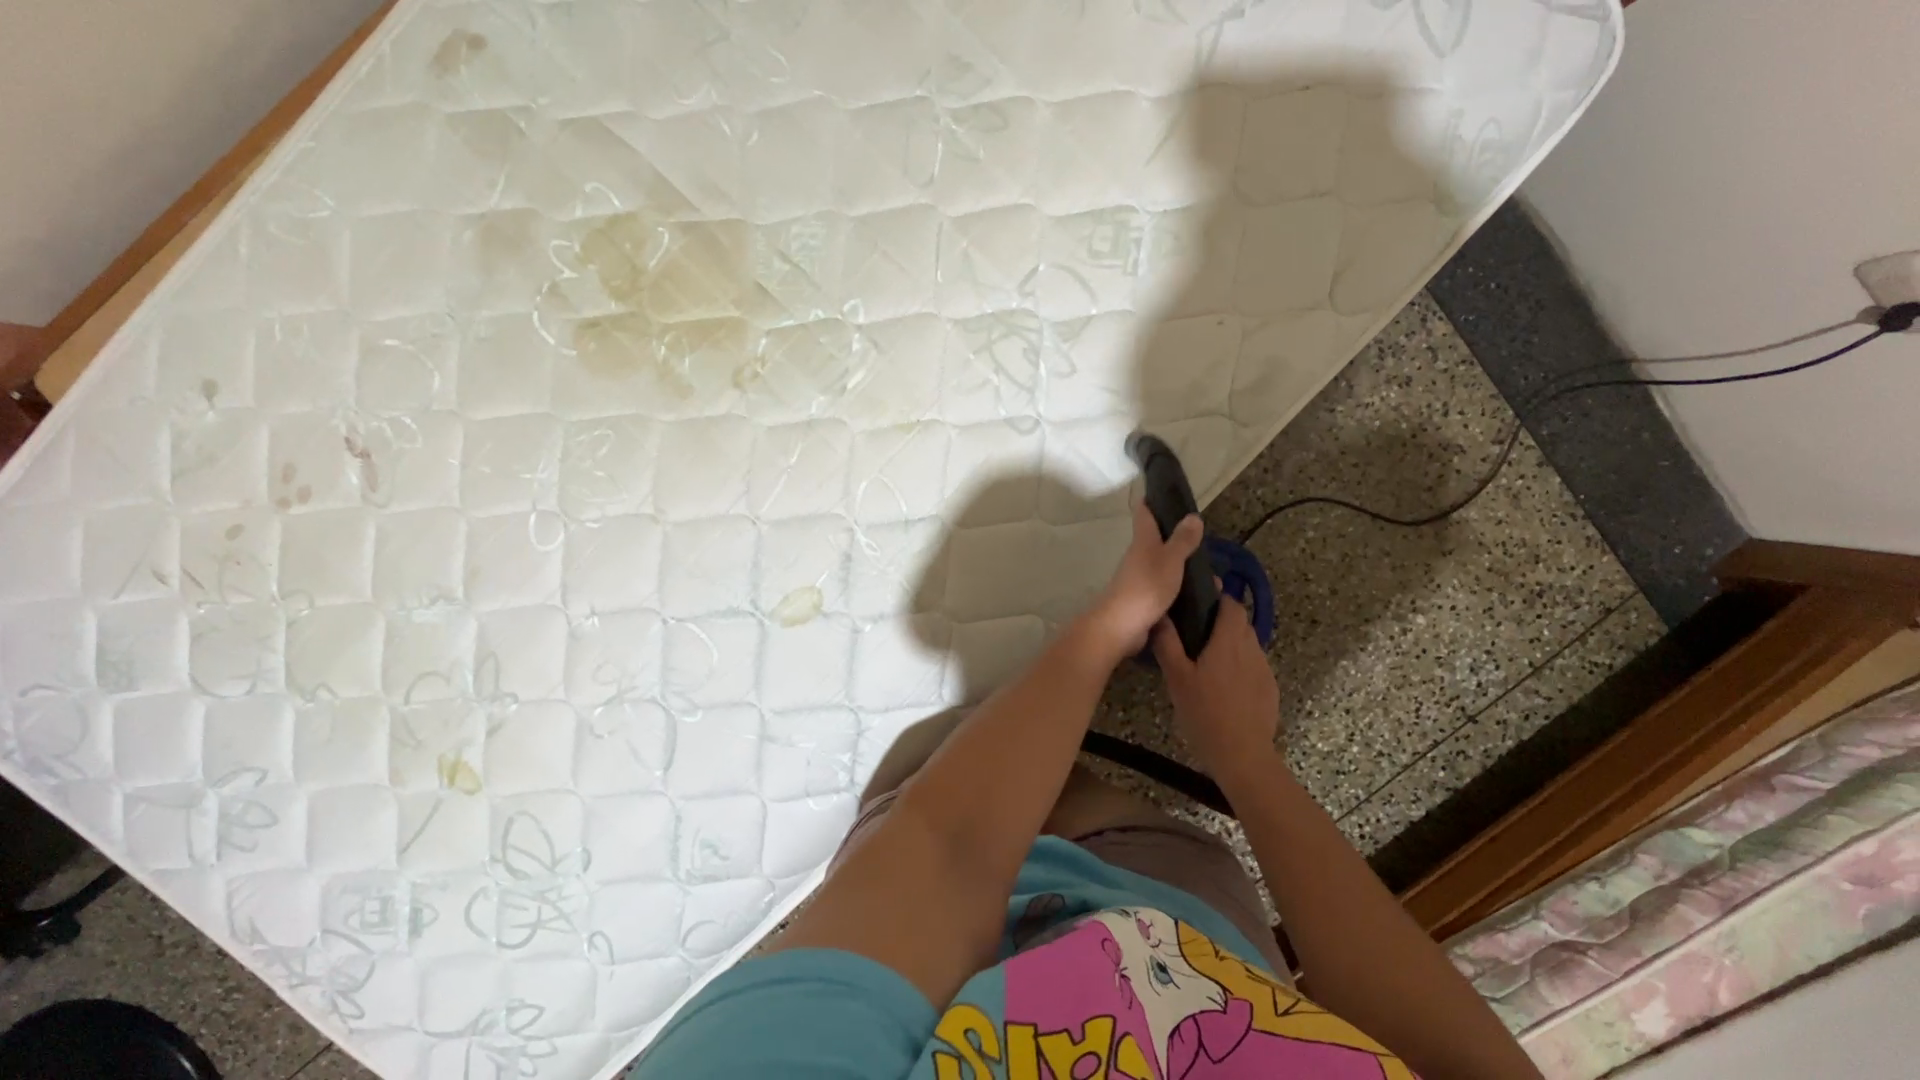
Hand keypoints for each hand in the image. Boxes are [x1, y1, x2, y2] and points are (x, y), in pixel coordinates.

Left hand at [1081, 501, 1203, 661]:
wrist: (1122, 626)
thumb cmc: (1146, 586)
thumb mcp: (1170, 559)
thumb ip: (1182, 539)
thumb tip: (1192, 516)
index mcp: (1143, 541)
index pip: (1145, 513)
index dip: (1153, 500)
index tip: (1167, 491)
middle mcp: (1139, 556)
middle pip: (1159, 541)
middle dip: (1181, 540)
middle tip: (1206, 545)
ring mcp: (1141, 579)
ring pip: (1167, 567)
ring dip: (1187, 570)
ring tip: (1214, 579)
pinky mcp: (1145, 600)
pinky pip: (1168, 589)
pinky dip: (1184, 590)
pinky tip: (1201, 598)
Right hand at [1151, 595, 1281, 780]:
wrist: (1242, 754)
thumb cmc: (1204, 713)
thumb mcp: (1176, 678)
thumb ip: (1168, 644)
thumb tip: (1160, 616)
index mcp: (1228, 641)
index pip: (1232, 605)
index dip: (1219, 598)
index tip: (1201, 600)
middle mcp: (1251, 649)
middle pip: (1241, 623)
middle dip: (1223, 621)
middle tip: (1197, 633)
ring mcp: (1264, 670)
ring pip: (1248, 645)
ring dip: (1232, 645)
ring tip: (1208, 662)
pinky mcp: (1270, 689)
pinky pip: (1254, 667)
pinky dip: (1240, 666)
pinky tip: (1224, 687)